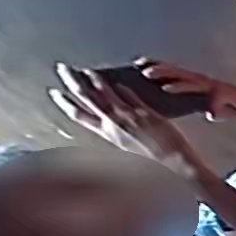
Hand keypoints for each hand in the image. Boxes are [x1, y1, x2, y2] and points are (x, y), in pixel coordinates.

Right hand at [50, 64, 201, 175]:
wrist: (180, 167)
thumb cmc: (158, 165)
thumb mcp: (129, 152)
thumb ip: (117, 138)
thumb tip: (110, 129)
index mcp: (107, 134)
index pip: (77, 115)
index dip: (64, 102)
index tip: (54, 92)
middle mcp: (114, 123)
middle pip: (85, 95)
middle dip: (71, 80)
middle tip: (64, 68)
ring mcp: (130, 116)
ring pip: (104, 90)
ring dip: (94, 78)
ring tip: (88, 70)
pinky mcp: (147, 114)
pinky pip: (130, 95)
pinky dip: (122, 88)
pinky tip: (120, 84)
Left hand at [136, 59, 235, 123]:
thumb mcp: (212, 105)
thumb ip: (198, 104)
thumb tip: (186, 108)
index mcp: (199, 83)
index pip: (174, 72)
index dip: (156, 68)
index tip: (137, 67)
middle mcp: (206, 82)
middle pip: (180, 73)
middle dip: (162, 71)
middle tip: (143, 72)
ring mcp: (218, 88)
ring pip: (195, 83)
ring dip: (180, 85)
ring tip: (166, 88)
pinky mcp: (232, 97)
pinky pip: (220, 101)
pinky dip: (215, 108)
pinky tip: (210, 115)